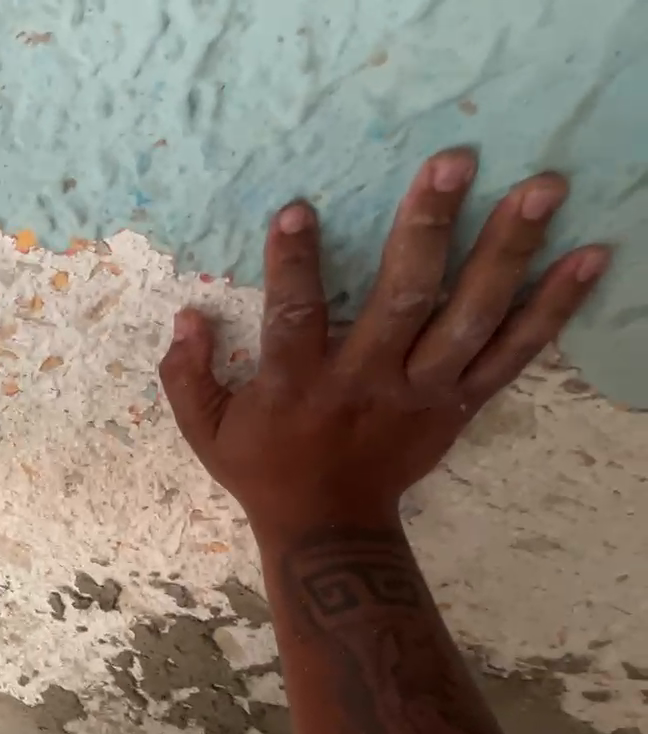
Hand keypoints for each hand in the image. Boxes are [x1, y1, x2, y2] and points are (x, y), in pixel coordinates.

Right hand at [159, 148, 610, 536]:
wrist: (326, 523)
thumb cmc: (260, 468)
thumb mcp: (203, 430)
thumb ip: (187, 375)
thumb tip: (186, 318)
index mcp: (293, 387)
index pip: (293, 314)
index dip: (293, 263)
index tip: (297, 211)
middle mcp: (361, 383)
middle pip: (400, 300)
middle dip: (426, 229)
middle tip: (452, 164)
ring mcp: (418, 392)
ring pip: (469, 317)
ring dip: (507, 252)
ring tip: (541, 188)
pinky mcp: (459, 404)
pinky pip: (514, 353)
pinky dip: (555, 307)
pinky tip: (592, 255)